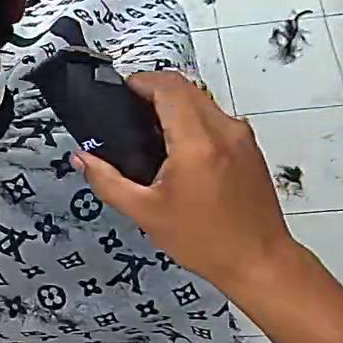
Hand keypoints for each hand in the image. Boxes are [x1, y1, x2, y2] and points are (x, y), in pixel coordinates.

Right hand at [76, 71, 306, 297]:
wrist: (257, 261)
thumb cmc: (208, 242)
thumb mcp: (146, 213)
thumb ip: (108, 181)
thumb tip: (85, 159)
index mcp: (197, 143)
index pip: (168, 87)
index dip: (141, 82)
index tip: (123, 92)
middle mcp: (225, 131)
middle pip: (185, 88)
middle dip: (155, 92)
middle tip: (131, 114)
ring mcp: (242, 137)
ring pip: (203, 101)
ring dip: (177, 107)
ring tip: (153, 135)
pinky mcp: (250, 148)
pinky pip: (218, 119)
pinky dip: (196, 122)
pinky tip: (181, 153)